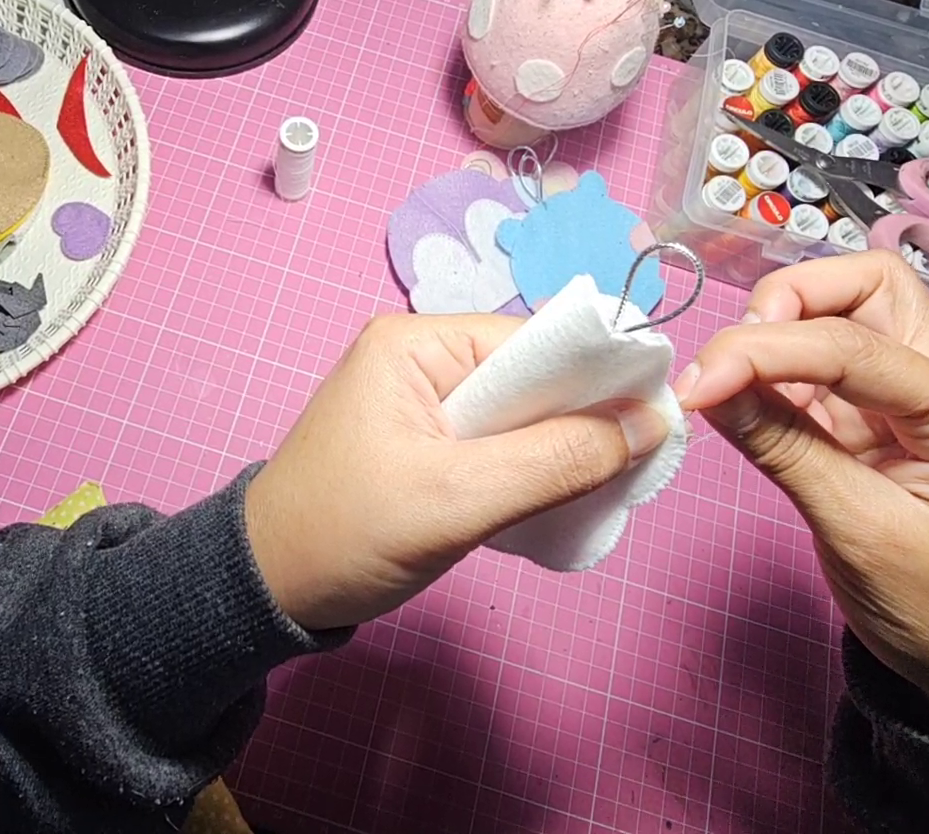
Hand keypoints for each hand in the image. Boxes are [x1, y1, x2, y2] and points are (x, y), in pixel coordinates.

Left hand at [245, 314, 667, 631]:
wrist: (273, 586)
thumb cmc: (348, 531)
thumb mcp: (456, 497)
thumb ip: (554, 459)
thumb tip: (648, 424)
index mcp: (414, 343)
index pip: (529, 341)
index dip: (595, 376)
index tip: (655, 420)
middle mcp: (420, 357)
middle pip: (528, 376)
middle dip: (580, 418)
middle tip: (635, 464)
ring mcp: (422, 400)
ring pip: (519, 413)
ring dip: (558, 448)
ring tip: (602, 485)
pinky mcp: (426, 441)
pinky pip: (497, 442)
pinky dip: (530, 467)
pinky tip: (560, 496)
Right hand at [671, 251, 928, 751]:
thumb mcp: (865, 536)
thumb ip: (784, 449)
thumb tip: (705, 387)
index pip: (854, 347)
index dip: (764, 352)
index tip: (695, 387)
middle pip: (869, 289)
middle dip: (791, 300)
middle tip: (734, 354)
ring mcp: (904, 403)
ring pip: (841, 315)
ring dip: (777, 328)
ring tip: (728, 377)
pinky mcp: (866, 425)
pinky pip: (813, 371)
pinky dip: (768, 370)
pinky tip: (736, 396)